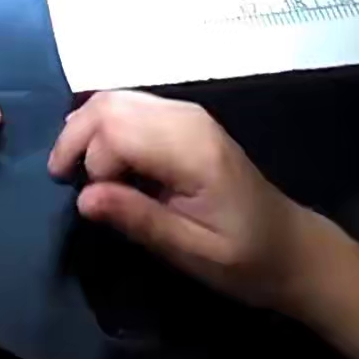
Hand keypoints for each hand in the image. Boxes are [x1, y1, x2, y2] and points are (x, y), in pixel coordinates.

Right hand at [49, 90, 318, 309]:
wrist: (296, 249)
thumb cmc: (248, 260)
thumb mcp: (195, 254)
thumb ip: (139, 220)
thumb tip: (82, 197)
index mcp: (194, 152)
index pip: (118, 134)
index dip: (93, 163)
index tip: (92, 199)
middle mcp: (185, 118)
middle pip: (108, 106)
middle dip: (75, 136)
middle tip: (62, 173)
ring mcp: (182, 111)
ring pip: (110, 98)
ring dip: (82, 126)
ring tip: (74, 162)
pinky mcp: (177, 114)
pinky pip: (123, 102)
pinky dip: (98, 120)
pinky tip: (95, 147)